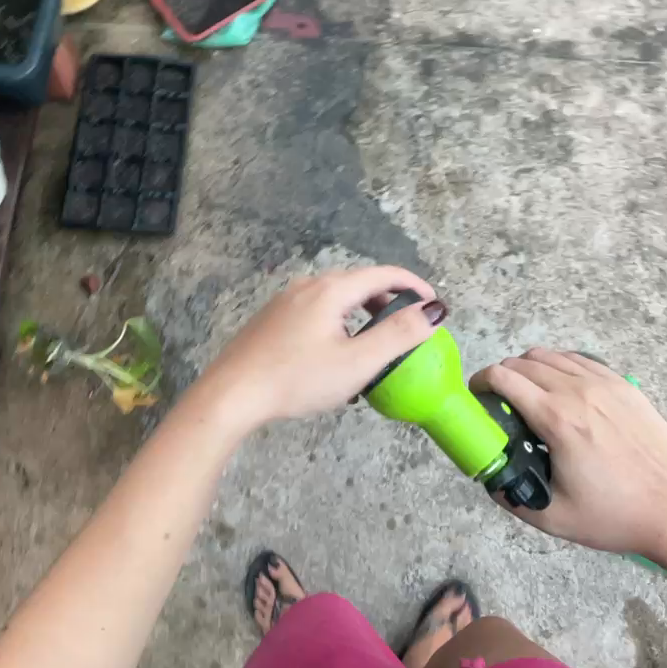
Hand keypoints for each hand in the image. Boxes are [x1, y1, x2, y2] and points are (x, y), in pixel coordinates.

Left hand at [197, 267, 442, 428]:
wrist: (232, 393)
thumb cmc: (297, 379)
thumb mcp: (356, 362)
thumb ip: (397, 335)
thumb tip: (432, 312)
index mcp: (331, 290)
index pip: (382, 274)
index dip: (413, 285)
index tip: (434, 305)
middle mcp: (307, 286)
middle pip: (358, 283)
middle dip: (388, 300)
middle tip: (407, 327)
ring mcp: (286, 301)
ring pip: (336, 299)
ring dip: (362, 315)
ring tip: (374, 347)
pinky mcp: (272, 319)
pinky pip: (316, 312)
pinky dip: (339, 324)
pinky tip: (336, 357)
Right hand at [472, 350, 666, 565]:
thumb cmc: (617, 517)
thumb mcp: (554, 518)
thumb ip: (511, 497)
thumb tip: (489, 479)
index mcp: (555, 418)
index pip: (502, 377)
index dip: (481, 382)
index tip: (477, 397)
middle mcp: (576, 390)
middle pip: (522, 362)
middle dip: (503, 377)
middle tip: (502, 404)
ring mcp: (603, 383)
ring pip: (550, 355)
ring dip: (530, 369)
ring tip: (531, 395)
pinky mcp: (624, 385)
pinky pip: (579, 360)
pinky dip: (560, 366)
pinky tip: (563, 390)